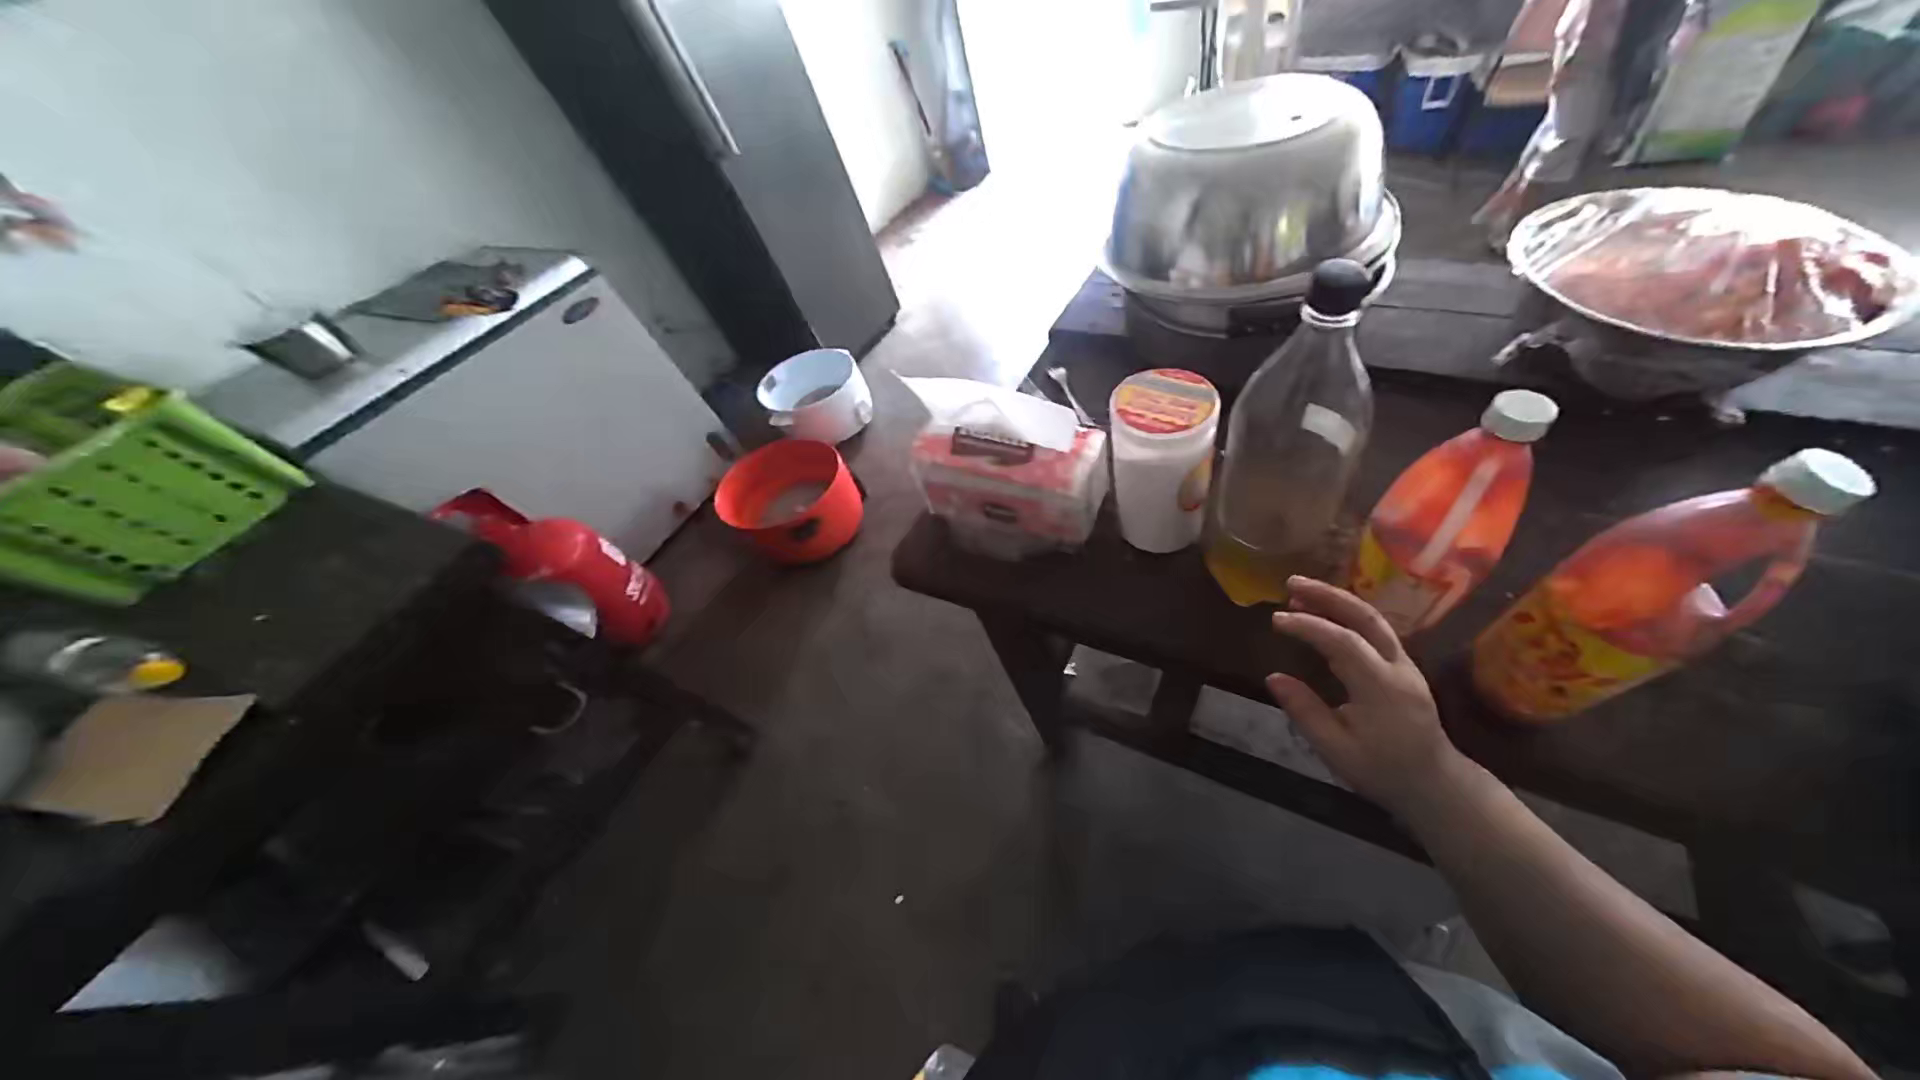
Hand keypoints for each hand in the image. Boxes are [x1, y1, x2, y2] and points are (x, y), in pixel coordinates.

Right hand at [1265, 577, 1469, 815]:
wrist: (1435, 784)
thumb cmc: (1382, 770)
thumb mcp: (1336, 750)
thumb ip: (1305, 712)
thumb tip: (1273, 678)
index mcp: (1381, 689)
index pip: (1343, 643)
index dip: (1309, 626)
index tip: (1276, 620)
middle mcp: (1398, 668)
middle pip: (1366, 618)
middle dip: (1328, 596)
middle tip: (1291, 583)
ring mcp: (1405, 665)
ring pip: (1373, 619)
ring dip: (1337, 600)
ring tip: (1301, 592)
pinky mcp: (1403, 666)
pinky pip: (1376, 629)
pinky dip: (1348, 614)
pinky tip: (1325, 612)